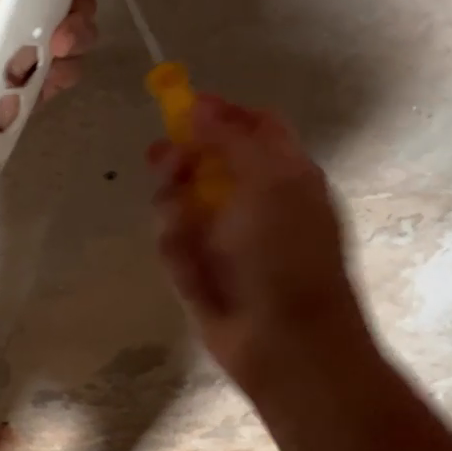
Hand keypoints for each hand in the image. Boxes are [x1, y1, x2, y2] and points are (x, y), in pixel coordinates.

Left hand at [0, 0, 150, 101]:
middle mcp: (43, 10)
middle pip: (89, 7)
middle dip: (80, 21)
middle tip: (58, 38)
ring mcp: (46, 45)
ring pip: (86, 41)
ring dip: (71, 49)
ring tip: (44, 60)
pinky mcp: (48, 77)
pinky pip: (74, 71)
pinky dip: (61, 75)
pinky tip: (42, 81)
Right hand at [149, 96, 365, 392]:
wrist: (287, 346)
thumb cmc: (287, 255)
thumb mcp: (267, 181)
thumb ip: (229, 138)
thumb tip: (199, 104)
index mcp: (286, 173)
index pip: (253, 126)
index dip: (220, 113)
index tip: (184, 108)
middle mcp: (255, 198)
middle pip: (207, 157)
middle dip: (181, 158)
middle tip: (164, 161)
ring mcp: (225, 234)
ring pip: (182, 196)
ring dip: (174, 204)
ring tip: (181, 223)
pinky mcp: (199, 266)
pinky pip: (173, 240)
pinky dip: (177, 246)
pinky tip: (189, 265)